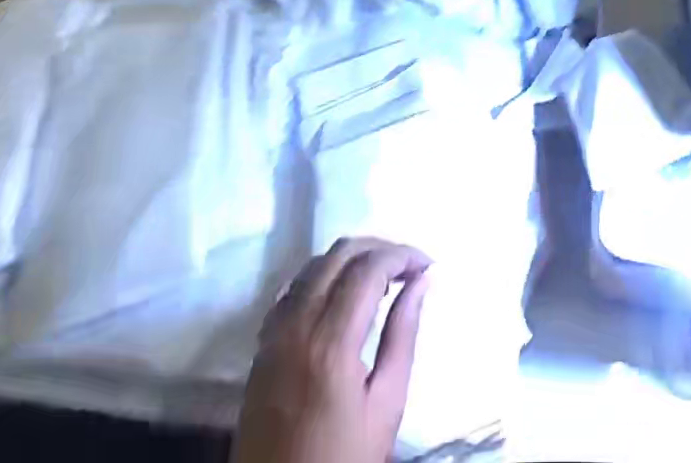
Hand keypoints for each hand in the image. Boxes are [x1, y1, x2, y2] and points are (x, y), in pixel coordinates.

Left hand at [233, 238, 433, 462]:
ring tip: (383, 280)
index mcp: (331, 342)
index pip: (369, 268)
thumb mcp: (388, 400)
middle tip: (409, 268)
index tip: (429, 266)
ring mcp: (272, 337)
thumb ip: (403, 333)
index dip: (404, 255)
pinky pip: (292, 290)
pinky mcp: (261, 349)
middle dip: (380, 249)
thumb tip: (423, 280)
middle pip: (339, 254)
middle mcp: (296, 328)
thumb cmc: (344, 455)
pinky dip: (322, 277)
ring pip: (313, 265)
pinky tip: (343, 296)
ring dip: (352, 259)